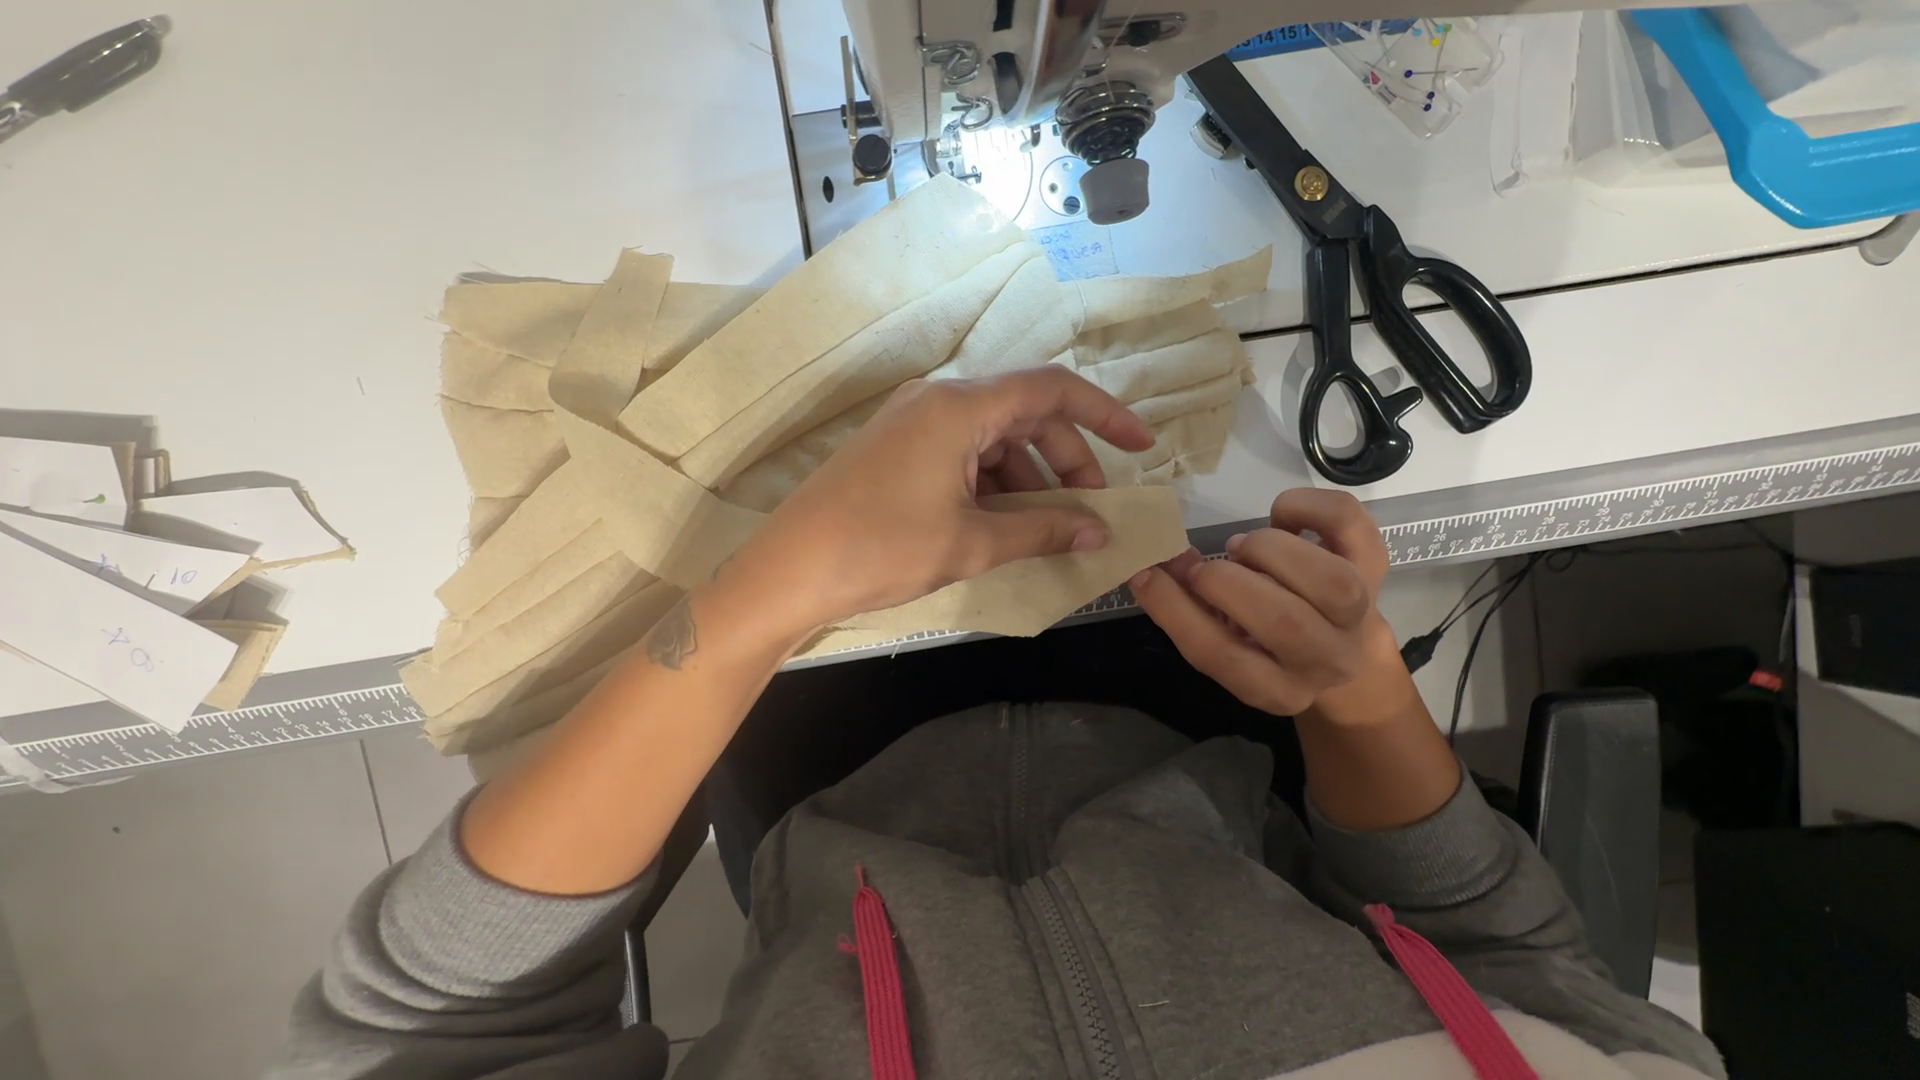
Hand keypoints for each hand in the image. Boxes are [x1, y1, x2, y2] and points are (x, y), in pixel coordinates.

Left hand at [722, 367, 1154, 637]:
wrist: (789, 571)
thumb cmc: (882, 549)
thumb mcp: (972, 542)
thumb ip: (1043, 530)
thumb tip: (1098, 533)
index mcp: (959, 406)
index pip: (1052, 389)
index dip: (1105, 415)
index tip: (1141, 447)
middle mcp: (937, 400)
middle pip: (1025, 413)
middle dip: (1067, 459)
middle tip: (1091, 511)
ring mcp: (912, 422)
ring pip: (994, 437)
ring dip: (1030, 477)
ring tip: (1049, 527)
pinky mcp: (897, 448)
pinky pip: (963, 453)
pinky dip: (994, 483)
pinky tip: (1005, 523)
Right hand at [1131, 489, 1398, 717]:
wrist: (1342, 644)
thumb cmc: (1265, 642)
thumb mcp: (1223, 640)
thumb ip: (1187, 608)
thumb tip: (1152, 563)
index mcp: (1277, 689)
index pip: (1222, 656)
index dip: (1175, 609)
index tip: (1145, 573)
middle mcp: (1326, 661)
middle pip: (1284, 623)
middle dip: (1226, 581)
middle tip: (1203, 567)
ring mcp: (1360, 615)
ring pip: (1329, 580)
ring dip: (1270, 550)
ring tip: (1244, 546)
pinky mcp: (1376, 566)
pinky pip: (1351, 527)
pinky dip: (1310, 507)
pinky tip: (1281, 514)